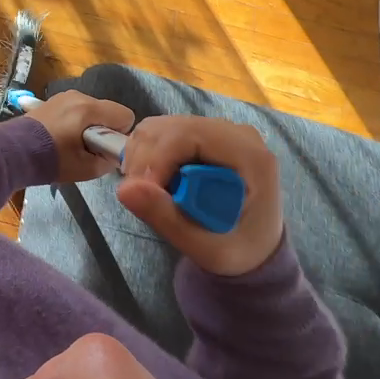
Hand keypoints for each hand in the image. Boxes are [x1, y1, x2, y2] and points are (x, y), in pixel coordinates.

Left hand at [27, 90, 134, 183]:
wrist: (14, 151)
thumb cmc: (53, 160)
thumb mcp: (88, 168)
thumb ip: (110, 159)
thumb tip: (116, 153)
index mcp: (89, 108)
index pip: (125, 115)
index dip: (120, 134)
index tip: (106, 148)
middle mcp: (78, 95)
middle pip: (108, 111)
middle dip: (105, 129)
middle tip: (88, 150)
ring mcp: (63, 96)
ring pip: (92, 110)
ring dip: (90, 126)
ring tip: (73, 144)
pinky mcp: (52, 101)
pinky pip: (76, 109)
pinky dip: (76, 122)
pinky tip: (62, 137)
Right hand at [115, 116, 284, 276]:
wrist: (254, 246)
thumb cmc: (240, 250)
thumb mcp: (208, 249)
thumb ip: (168, 219)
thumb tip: (125, 190)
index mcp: (250, 156)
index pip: (189, 135)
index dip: (157, 158)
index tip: (140, 191)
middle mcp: (234, 134)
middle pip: (168, 128)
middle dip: (144, 160)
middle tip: (137, 195)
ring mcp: (216, 130)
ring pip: (157, 128)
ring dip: (140, 158)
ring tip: (146, 192)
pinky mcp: (198, 133)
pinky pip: (158, 133)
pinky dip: (143, 155)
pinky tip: (152, 181)